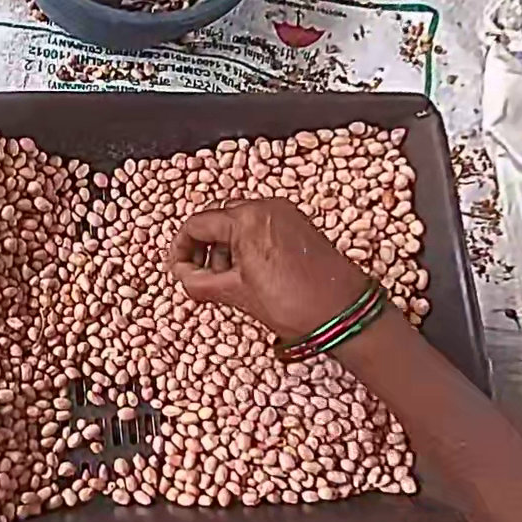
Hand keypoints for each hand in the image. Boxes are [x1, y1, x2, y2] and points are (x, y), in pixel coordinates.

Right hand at [165, 198, 369, 339]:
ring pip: (237, 224)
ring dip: (223, 249)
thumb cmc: (293, 303)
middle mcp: (266, 207)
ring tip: (225, 280)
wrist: (343, 314)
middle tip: (198, 276)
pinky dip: (244, 247)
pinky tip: (246, 274)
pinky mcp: (297, 225)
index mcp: (247, 219)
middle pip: (216, 221)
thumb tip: (181, 273)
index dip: (180, 249)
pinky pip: (258, 228)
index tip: (178, 269)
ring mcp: (285, 214)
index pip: (196, 225)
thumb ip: (196, 280)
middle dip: (203, 249)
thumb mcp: (232, 293)